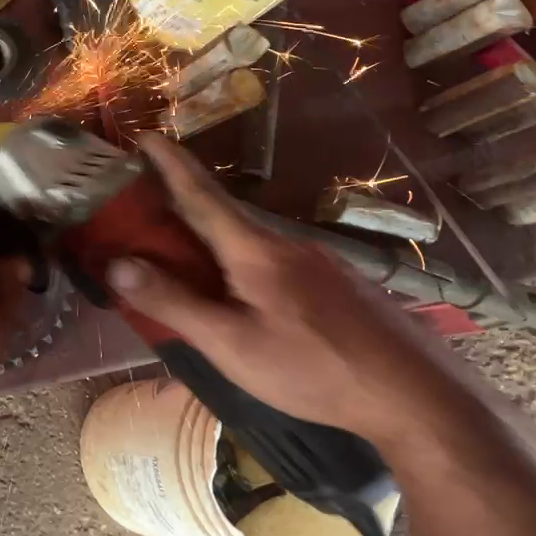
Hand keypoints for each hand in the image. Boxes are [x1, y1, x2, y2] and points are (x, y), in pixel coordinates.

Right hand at [105, 133, 472, 448]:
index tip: (144, 135)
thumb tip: (116, 264)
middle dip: (178, 201)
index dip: (169, 164)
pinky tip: (231, 288)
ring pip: (246, 240)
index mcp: (255, 252)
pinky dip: (233, 260)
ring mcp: (316, 264)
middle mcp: (285, 245)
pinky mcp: (334, 287)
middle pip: (221, 215)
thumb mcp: (229, 343)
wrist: (419, 401)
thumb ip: (171, 302)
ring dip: (206, 236)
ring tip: (174, 248)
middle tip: (138, 200)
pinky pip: (268, 260)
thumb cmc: (313, 370)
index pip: (201, 195)